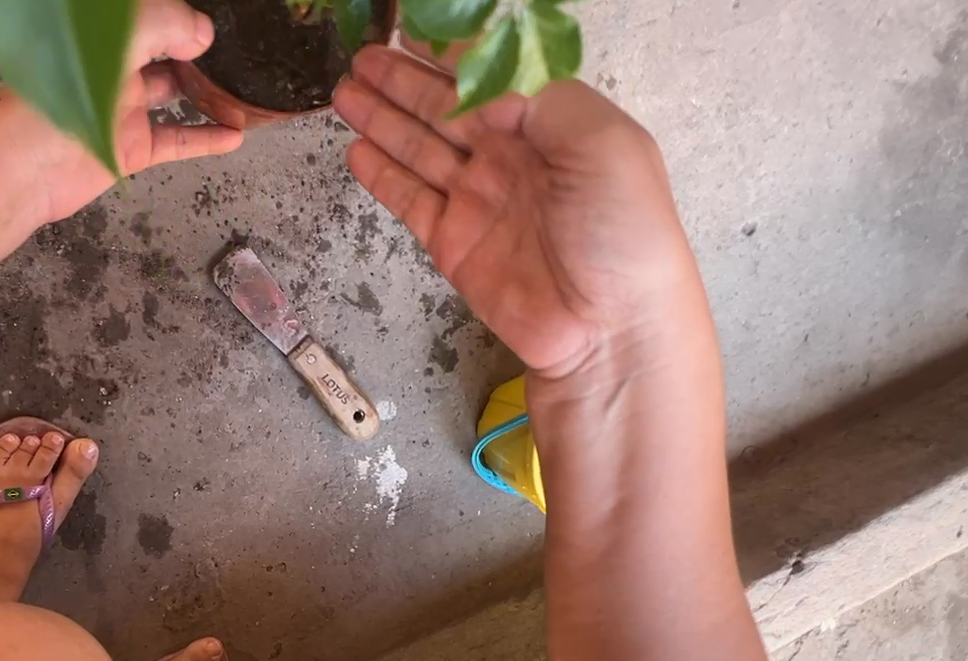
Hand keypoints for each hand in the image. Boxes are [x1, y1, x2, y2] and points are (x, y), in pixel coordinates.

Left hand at [1, 0, 245, 222]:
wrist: (29, 165)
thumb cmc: (62, 93)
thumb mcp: (117, 41)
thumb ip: (164, 25)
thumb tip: (204, 34)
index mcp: (103, 32)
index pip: (148, 13)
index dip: (178, 14)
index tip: (213, 23)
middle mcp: (115, 65)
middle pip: (165, 50)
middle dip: (195, 48)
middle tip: (234, 51)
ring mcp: (124, 109)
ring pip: (174, 94)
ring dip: (207, 92)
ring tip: (242, 88)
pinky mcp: (132, 149)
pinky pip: (177, 139)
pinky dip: (206, 138)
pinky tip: (235, 134)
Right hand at [333, 47, 703, 379]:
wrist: (604, 324)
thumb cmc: (621, 231)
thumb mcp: (603, 143)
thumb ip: (543, 101)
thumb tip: (483, 92)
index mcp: (548, 123)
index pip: (489, 75)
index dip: (449, 52)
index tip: (410, 26)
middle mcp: (508, 156)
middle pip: (444, 109)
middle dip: (403, 82)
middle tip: (363, 59)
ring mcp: (476, 201)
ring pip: (419, 150)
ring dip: (382, 121)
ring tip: (346, 94)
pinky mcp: (451, 244)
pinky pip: (410, 201)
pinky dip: (383, 178)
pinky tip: (357, 152)